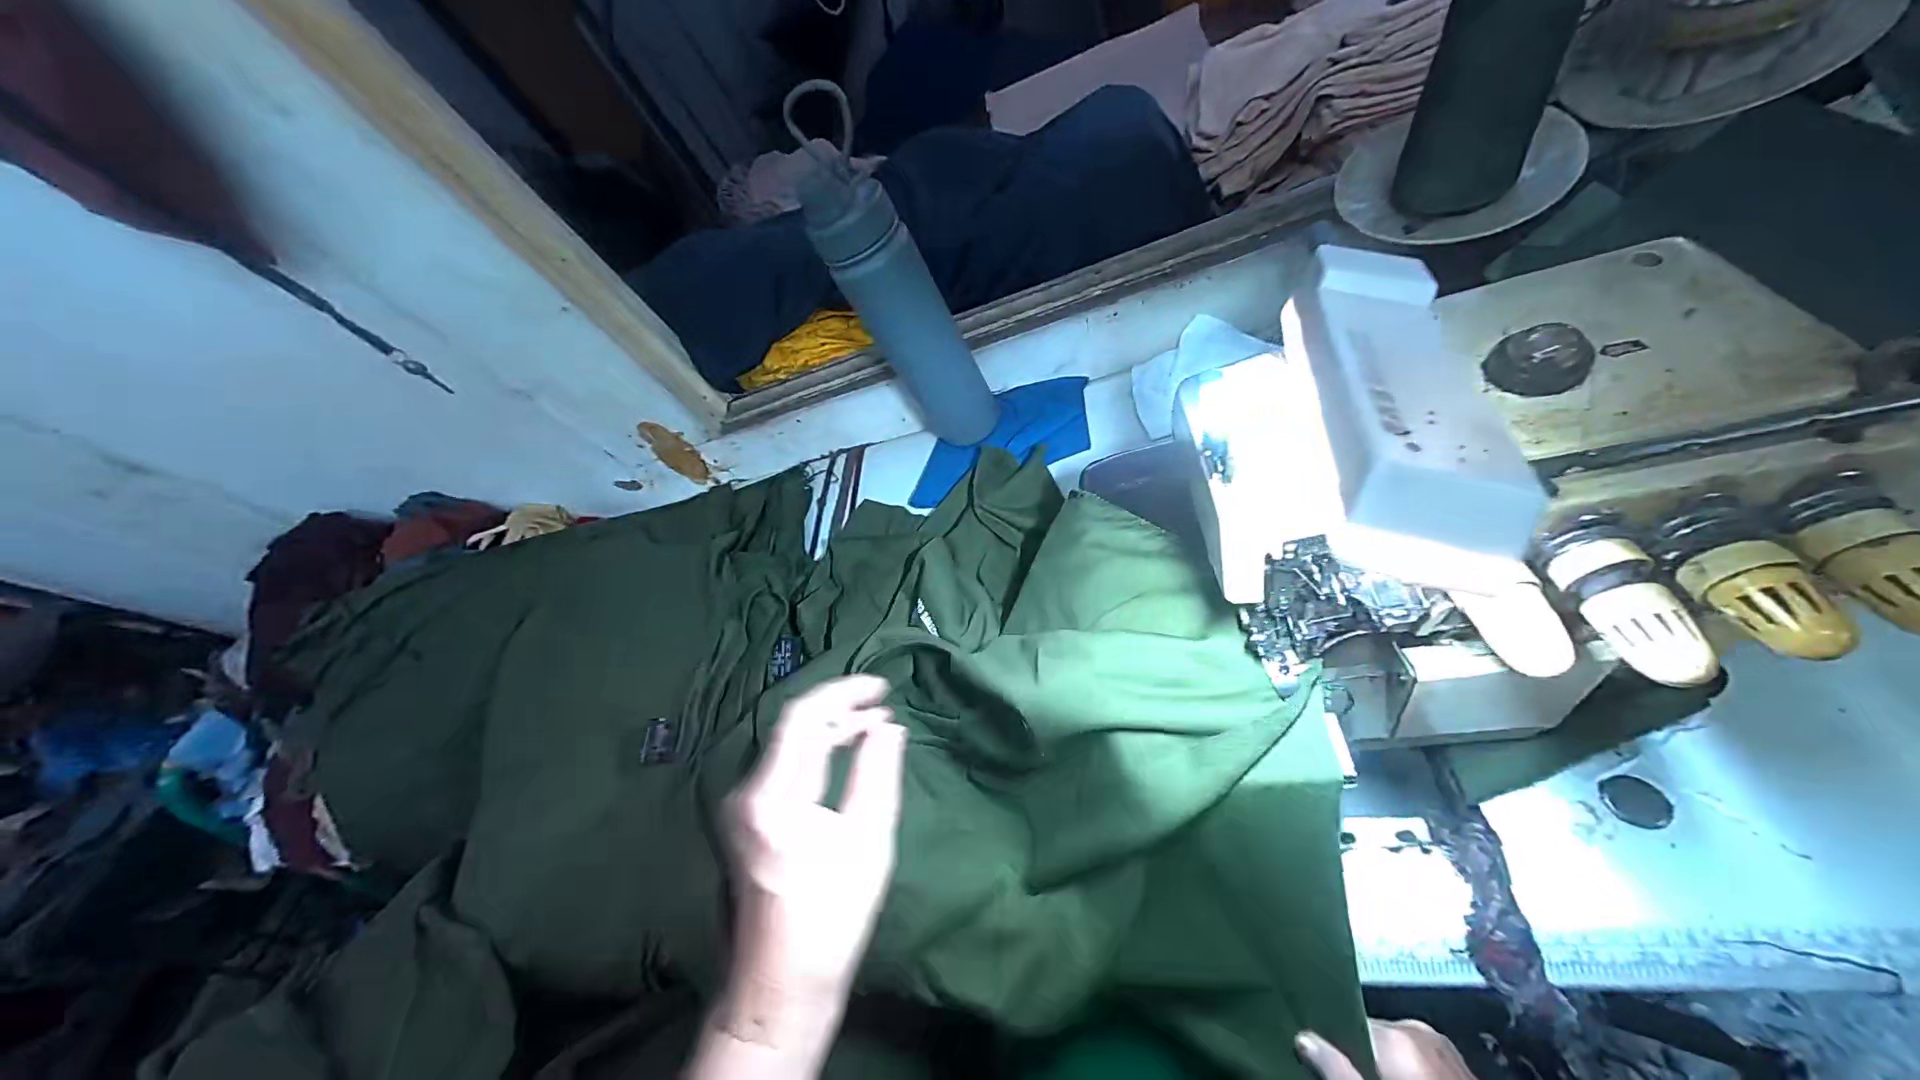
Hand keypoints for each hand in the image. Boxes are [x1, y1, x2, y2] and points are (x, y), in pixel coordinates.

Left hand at [718, 675, 906, 1033]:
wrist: (781, 982)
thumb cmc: (831, 917)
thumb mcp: (868, 840)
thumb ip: (877, 772)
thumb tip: (888, 726)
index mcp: (773, 797)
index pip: (803, 718)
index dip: (843, 693)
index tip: (881, 686)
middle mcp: (748, 792)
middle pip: (793, 726)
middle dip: (840, 708)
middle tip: (883, 704)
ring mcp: (743, 806)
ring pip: (789, 743)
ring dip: (831, 727)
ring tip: (874, 722)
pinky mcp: (749, 817)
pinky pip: (785, 764)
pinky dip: (818, 750)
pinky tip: (845, 750)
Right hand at [1297, 1021, 1478, 1079]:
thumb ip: (1337, 1071)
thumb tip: (1302, 1037)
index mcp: (1397, 1035)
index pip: (1344, 1022)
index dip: (1330, 1043)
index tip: (1319, 1062)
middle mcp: (1418, 1030)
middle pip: (1369, 1034)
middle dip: (1357, 1056)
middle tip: (1350, 1077)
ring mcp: (1444, 1048)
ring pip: (1393, 1047)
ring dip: (1381, 1066)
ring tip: (1372, 1079)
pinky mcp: (1458, 1065)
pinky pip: (1416, 1059)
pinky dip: (1404, 1073)